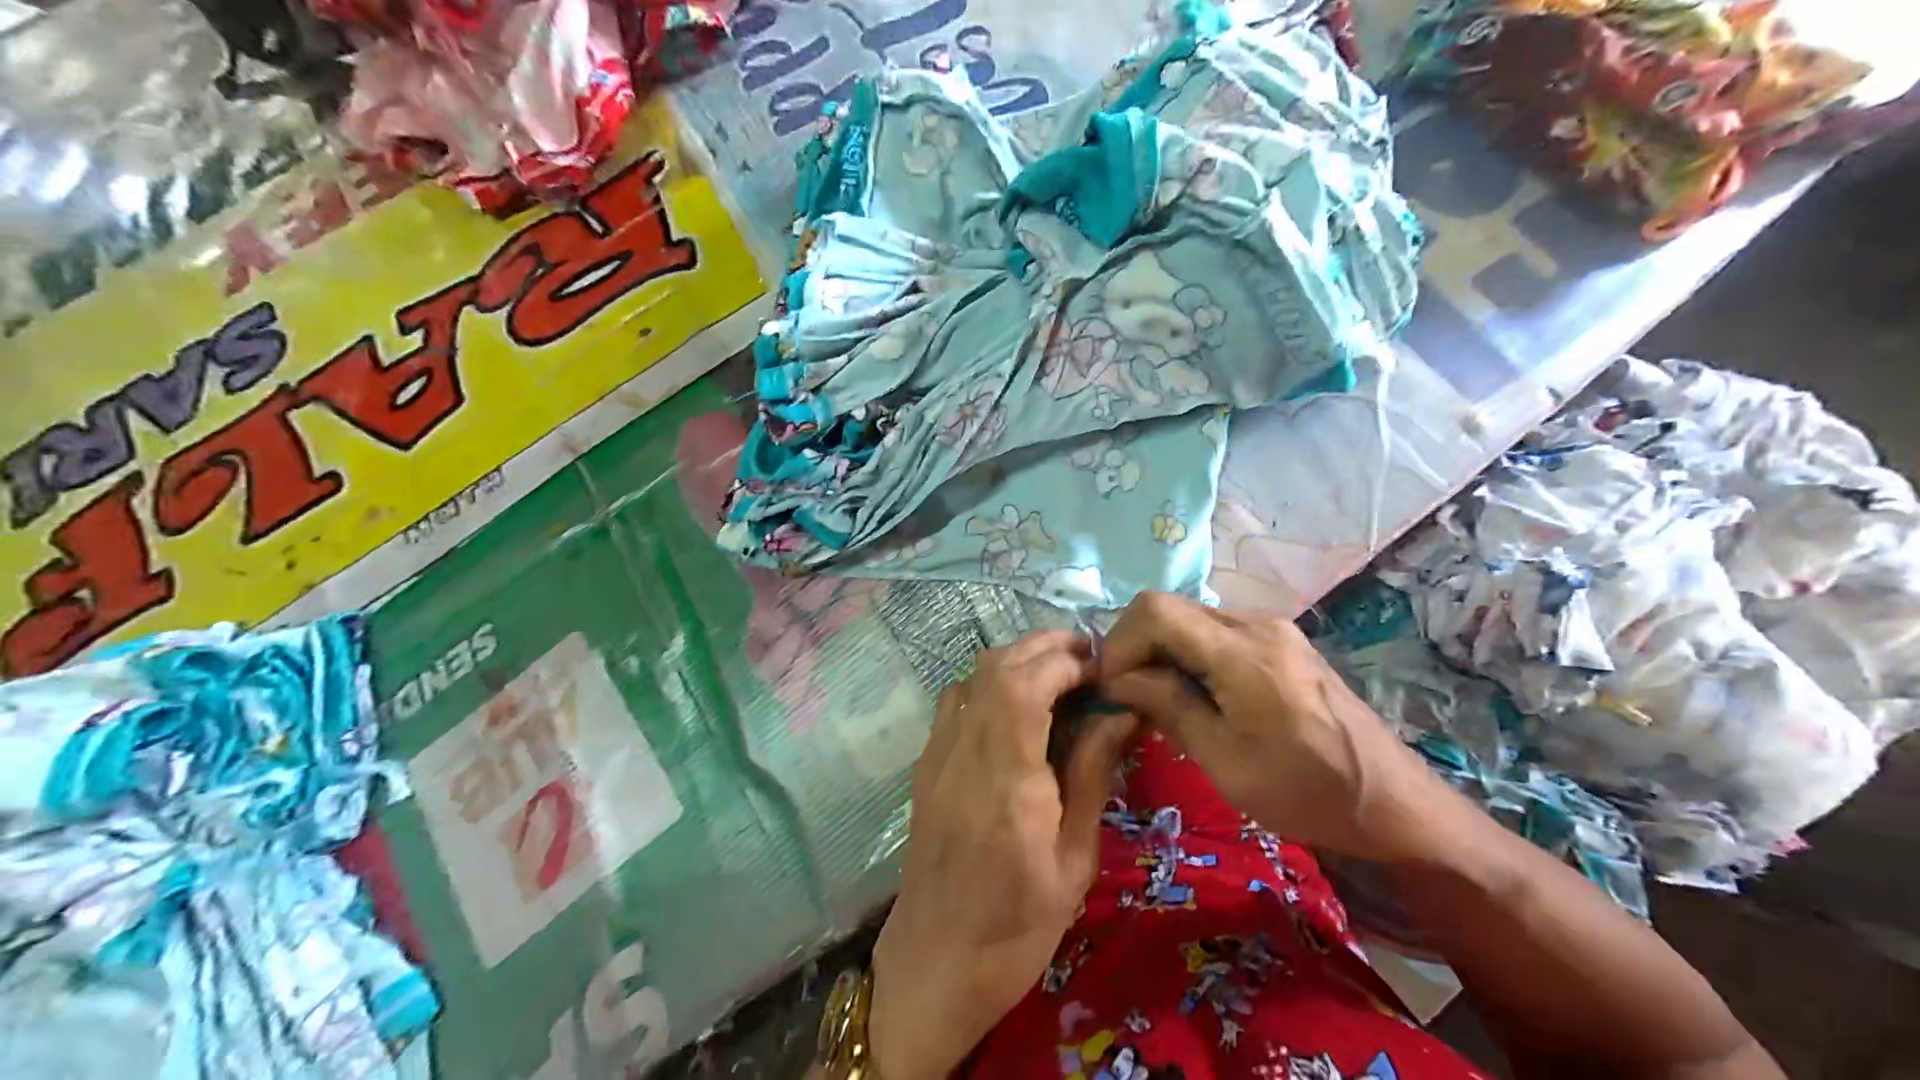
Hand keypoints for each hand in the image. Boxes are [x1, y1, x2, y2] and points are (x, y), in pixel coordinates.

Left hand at [871, 632, 1137, 1079]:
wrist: (936, 962)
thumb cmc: (1018, 926)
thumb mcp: (1075, 859)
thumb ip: (1093, 776)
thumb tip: (1121, 712)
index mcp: (1006, 779)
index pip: (1025, 685)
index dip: (1063, 660)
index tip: (1100, 665)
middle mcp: (964, 753)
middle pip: (996, 667)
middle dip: (1043, 647)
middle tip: (1087, 657)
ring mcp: (937, 755)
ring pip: (972, 677)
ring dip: (1016, 661)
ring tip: (1057, 676)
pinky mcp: (925, 765)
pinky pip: (954, 701)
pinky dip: (988, 683)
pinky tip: (1015, 708)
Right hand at [1098, 592, 1451, 862]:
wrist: (1395, 805)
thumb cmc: (1307, 793)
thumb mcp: (1225, 762)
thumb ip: (1168, 707)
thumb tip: (1117, 678)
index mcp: (1243, 653)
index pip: (1155, 611)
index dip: (1120, 642)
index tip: (1112, 686)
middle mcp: (1257, 625)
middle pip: (1170, 609)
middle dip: (1137, 647)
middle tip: (1128, 697)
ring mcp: (1274, 629)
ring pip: (1191, 619)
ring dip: (1163, 652)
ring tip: (1158, 700)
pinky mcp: (1282, 643)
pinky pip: (1217, 633)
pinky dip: (1190, 655)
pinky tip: (1195, 695)